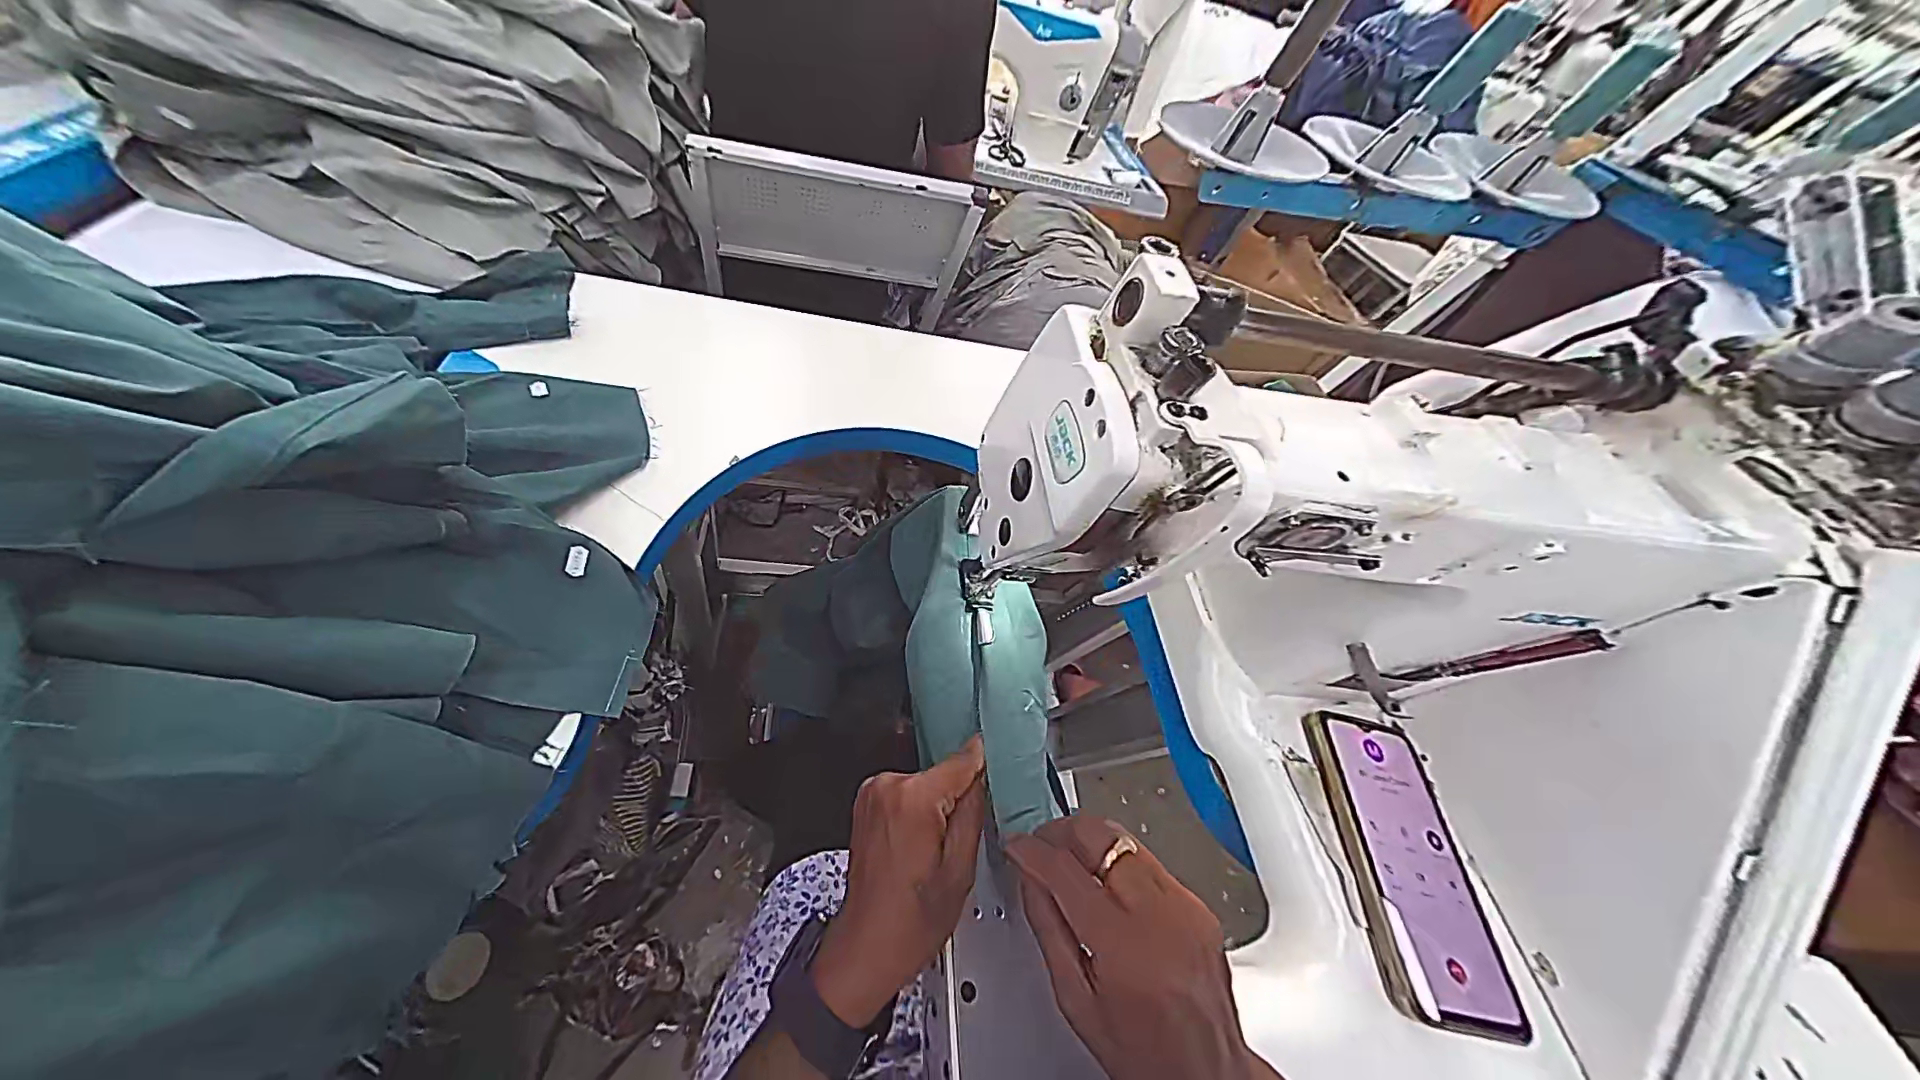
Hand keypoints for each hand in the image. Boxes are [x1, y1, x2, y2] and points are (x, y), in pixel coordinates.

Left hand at [809, 737, 988, 1026]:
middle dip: (957, 800)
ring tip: (930, 851)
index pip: (963, 760)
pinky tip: (915, 848)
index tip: (995, 778)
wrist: (866, 944)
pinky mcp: (866, 801)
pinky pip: (907, 793)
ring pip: (926, 783)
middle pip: (944, 774)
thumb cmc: (908, 921)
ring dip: (936, 807)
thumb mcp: (961, 869)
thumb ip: (974, 811)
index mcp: (913, 799)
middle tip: (954, 842)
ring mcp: (872, 792)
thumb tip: (981, 776)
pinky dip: (917, 812)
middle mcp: (887, 787)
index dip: (984, 769)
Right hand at [1006, 815, 1281, 1079]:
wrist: (1209, 1071)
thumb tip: (1030, 881)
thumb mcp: (1076, 1000)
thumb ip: (1048, 930)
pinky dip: (1118, 861)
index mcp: (1122, 944)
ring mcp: (1183, 904)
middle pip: (1098, 835)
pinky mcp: (1197, 902)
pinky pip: (1148, 860)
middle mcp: (1158, 914)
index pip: (1064, 870)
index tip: (1017, 846)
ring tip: (1069, 857)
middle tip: (1041, 843)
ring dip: (1088, 840)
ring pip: (1124, 838)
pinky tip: (1106, 880)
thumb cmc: (1146, 1052)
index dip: (1032, 850)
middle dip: (1060, 831)